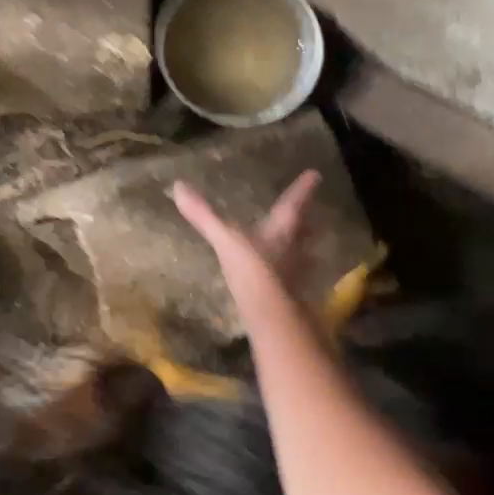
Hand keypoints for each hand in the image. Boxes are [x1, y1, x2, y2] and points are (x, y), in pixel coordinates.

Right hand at [171, 170, 319, 288]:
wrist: (273, 319)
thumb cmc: (254, 270)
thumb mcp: (225, 239)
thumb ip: (203, 215)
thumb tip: (178, 185)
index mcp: (283, 229)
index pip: (294, 203)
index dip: (304, 188)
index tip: (315, 174)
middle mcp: (295, 248)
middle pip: (306, 230)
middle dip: (309, 220)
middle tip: (312, 213)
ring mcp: (296, 274)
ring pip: (305, 254)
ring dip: (305, 246)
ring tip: (303, 242)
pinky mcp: (292, 297)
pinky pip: (296, 277)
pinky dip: (293, 271)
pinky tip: (285, 276)